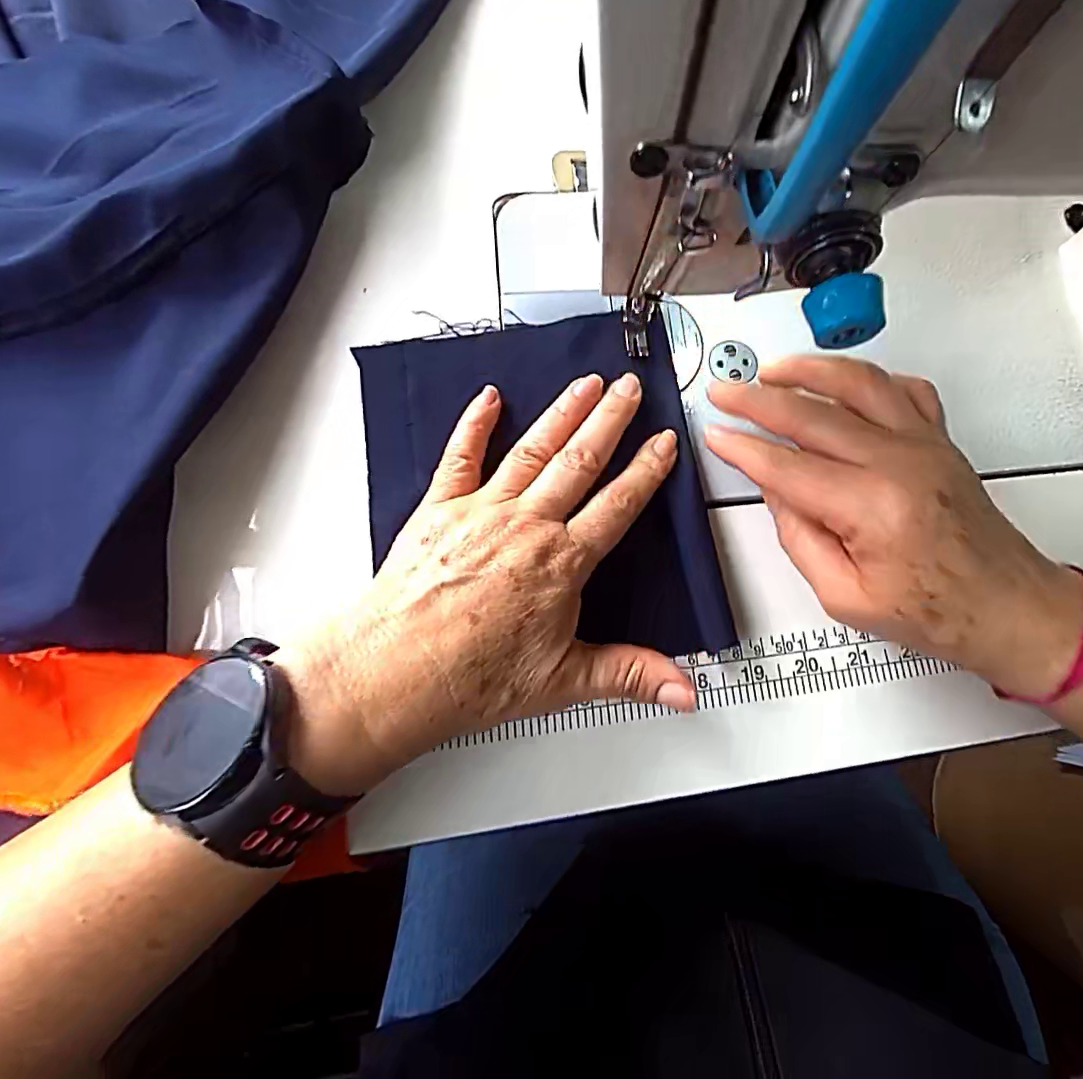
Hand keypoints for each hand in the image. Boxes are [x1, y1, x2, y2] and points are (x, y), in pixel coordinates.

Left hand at [276, 373, 695, 794]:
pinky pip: (461, 455)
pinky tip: (489, 399)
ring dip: (562, 412)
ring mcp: (482, 511)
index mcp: (561, 562)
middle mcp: (526, 526)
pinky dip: (476, 423)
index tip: (661, 442)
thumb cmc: (471, 675)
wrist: (401, 669)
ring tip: (584, 384)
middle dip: (610, 419)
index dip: (646, 469)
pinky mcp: (440, 509)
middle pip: (580, 460)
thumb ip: (629, 674)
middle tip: (628, 388)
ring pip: (533, 449)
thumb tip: (681, 690)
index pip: (618, 503)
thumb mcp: (563, 681)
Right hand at [703, 355, 1082, 698]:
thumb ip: (799, 537)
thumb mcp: (843, 594)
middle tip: (725, 392)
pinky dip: (867, 378)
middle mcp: (901, 464)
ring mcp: (924, 445)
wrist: (1009, 607)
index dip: (743, 449)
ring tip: (772, 369)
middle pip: (813, 414)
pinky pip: (903, 389)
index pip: (786, 466)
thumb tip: (776, 491)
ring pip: (859, 384)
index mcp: (872, 508)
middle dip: (758, 399)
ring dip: (808, 370)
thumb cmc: (935, 610)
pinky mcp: (939, 440)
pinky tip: (841, 381)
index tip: (716, 435)